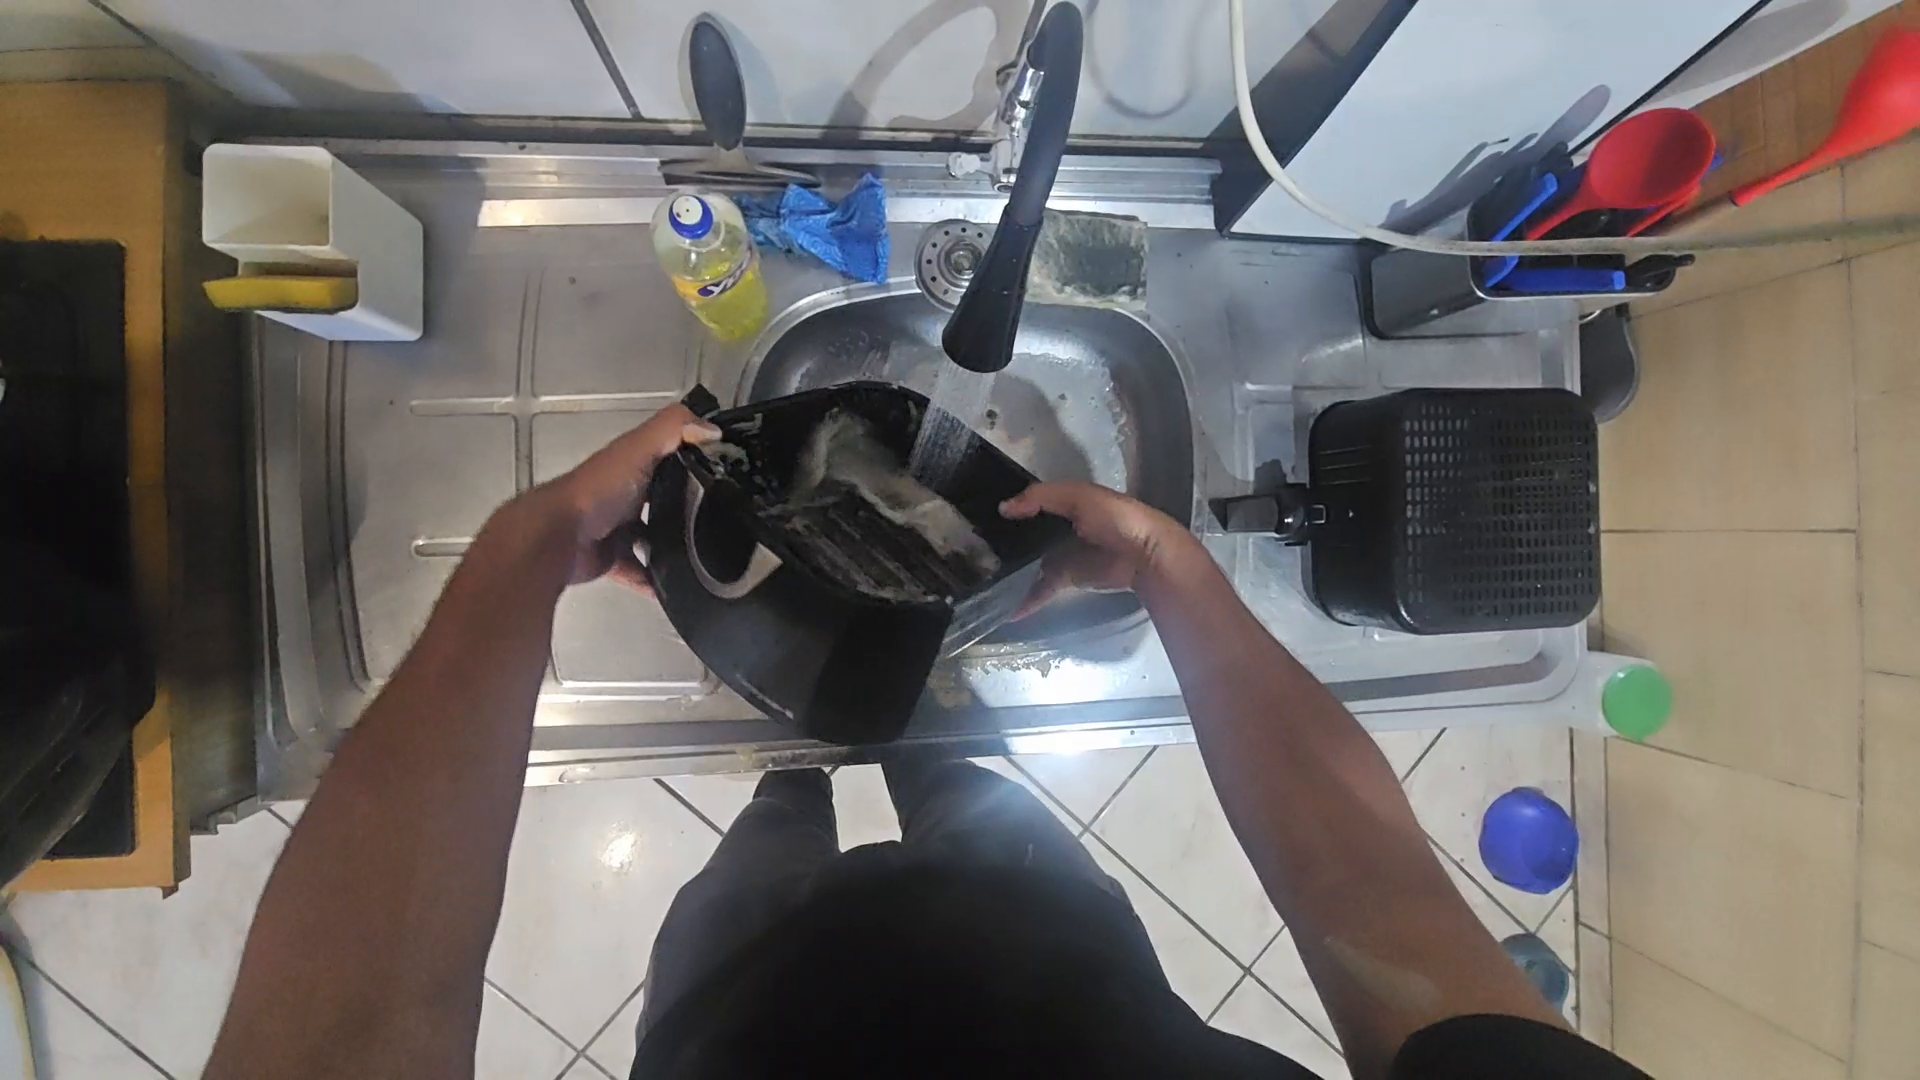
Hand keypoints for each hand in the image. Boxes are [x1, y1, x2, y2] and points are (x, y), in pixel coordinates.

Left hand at [540, 404, 719, 590]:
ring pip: (656, 537)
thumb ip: (673, 429)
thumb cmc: (600, 489)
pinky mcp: (613, 559)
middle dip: (692, 506)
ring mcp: (618, 528)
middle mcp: (626, 494)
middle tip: (728, 519)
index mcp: (632, 466)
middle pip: (666, 498)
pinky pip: (642, 572)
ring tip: (711, 554)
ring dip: (678, 545)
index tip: (732, 472)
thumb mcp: (638, 448)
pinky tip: (682, 589)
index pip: (670, 457)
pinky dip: (658, 581)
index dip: (698, 459)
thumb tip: (715, 430)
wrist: (558, 537)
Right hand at [999, 482, 1195, 616]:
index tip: (980, 517)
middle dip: (1005, 543)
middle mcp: (1061, 529)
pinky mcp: (1068, 579)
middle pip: (1027, 536)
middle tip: (976, 550)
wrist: (1144, 555)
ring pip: (1030, 564)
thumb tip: (1004, 508)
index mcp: (1066, 504)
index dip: (1010, 509)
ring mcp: (1063, 555)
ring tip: (983, 580)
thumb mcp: (1077, 496)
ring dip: (1011, 573)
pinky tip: (1009, 610)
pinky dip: (1027, 600)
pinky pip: (1043, 589)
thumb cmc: (1113, 518)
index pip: (1031, 504)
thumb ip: (1040, 498)